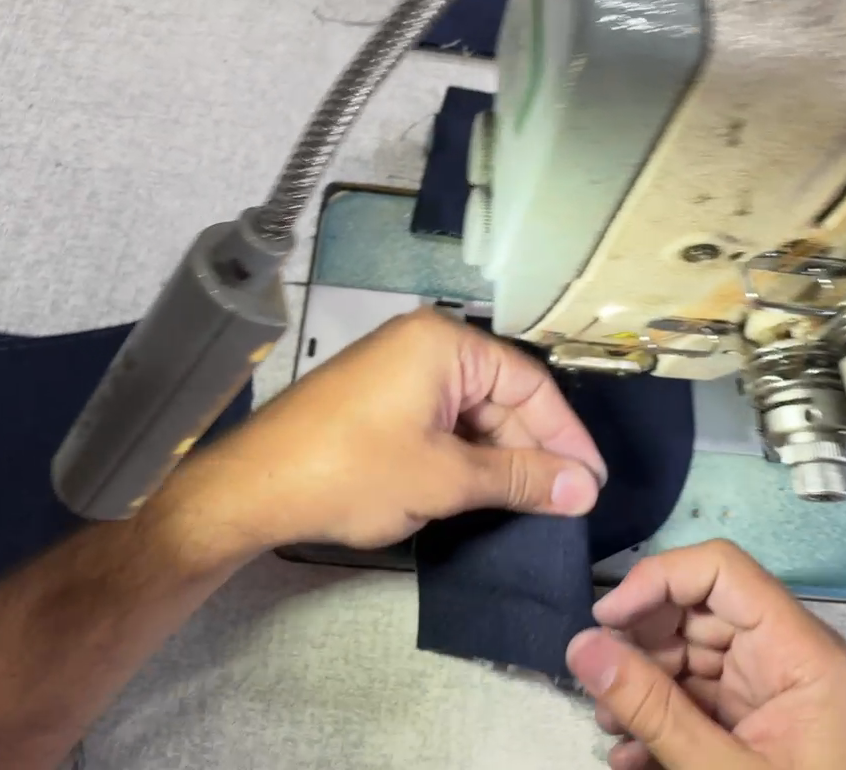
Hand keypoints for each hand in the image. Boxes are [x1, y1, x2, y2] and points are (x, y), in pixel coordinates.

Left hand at [173, 309, 607, 551]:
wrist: (252, 486)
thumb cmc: (353, 470)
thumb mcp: (444, 477)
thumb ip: (518, 478)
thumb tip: (584, 489)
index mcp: (444, 343)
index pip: (527, 382)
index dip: (565, 434)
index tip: (592, 480)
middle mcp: (425, 343)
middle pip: (500, 395)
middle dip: (532, 448)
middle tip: (566, 501)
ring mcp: (399, 368)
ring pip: (471, 411)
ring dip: (499, 455)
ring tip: (533, 503)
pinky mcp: (382, 397)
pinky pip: (441, 419)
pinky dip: (465, 454)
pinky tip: (485, 489)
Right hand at [565, 540, 845, 769]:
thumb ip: (653, 710)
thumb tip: (580, 645)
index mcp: (800, 650)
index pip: (720, 569)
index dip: (656, 580)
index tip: (605, 620)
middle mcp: (788, 657)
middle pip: (698, 612)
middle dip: (640, 644)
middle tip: (598, 685)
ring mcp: (773, 693)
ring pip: (691, 657)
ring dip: (643, 687)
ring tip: (609, 729)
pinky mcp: (761, 728)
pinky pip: (700, 700)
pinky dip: (662, 719)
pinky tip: (632, 755)